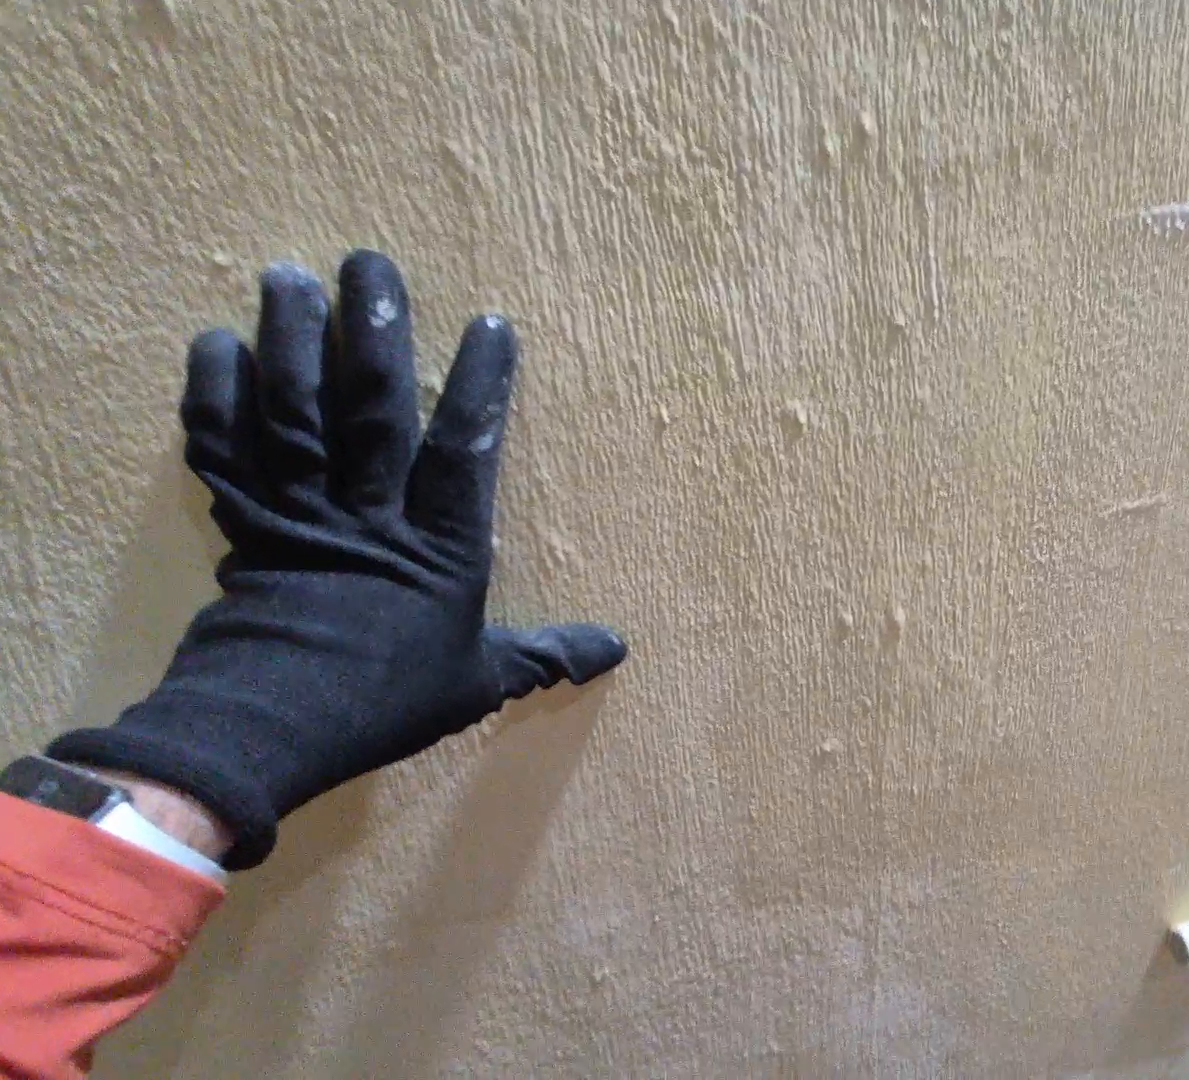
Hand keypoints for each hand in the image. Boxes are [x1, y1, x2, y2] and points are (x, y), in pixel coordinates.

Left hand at [48, 251, 626, 869]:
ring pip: (292, 415)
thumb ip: (549, 654)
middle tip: (370, 265)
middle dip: (372, 336)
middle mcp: (369, 512)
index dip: (479, 386)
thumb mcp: (483, 679)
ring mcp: (299, 513)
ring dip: (290, 343)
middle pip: (369, 411)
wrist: (266, 734)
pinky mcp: (245, 525)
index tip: (490, 325)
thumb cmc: (390, 697)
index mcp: (438, 544)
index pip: (465, 449)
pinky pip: (225, 452)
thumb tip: (621, 650)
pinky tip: (217, 344)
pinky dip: (216, 397)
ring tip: (290, 277)